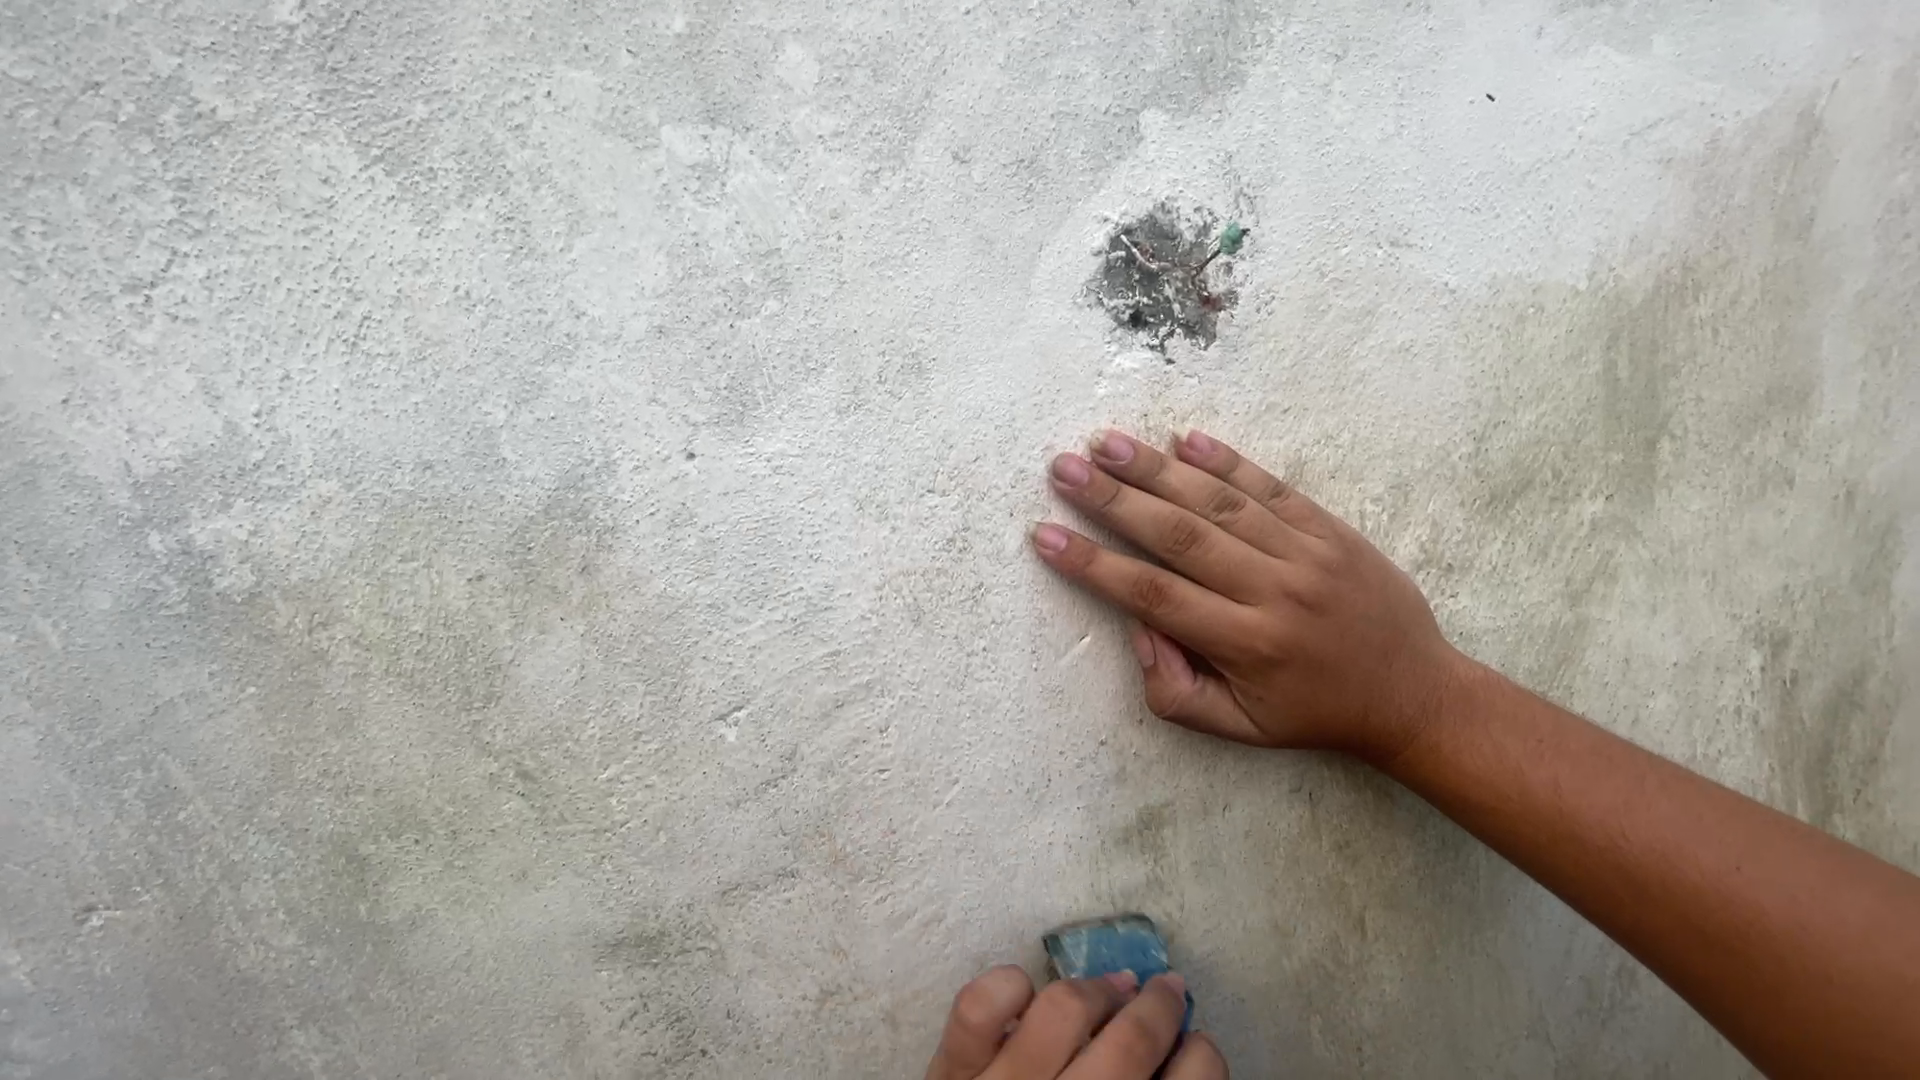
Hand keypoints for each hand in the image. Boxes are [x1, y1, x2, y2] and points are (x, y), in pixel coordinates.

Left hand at [923, 966, 1225, 1079]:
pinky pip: (979, 1007)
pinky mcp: (953, 1071)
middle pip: (1130, 1042)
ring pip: (1063, 1009)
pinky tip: (1029, 993)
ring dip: (1097, 989)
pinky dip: (1007, 985)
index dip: (1202, 1060)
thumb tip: (1175, 1066)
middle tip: (1169, 992)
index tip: (1198, 1045)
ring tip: (1114, 986)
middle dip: (1161, 1007)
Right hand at [1031, 430, 1469, 764]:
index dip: (1093, 565)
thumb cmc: (1315, 713)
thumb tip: (1139, 629)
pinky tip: (1185, 439)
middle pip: (1179, 536)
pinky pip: (1272, 487)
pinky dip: (1227, 461)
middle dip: (1113, 499)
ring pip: (1220, 502)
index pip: (1152, 595)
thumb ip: (1175, 691)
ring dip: (1158, 470)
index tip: (1045, 536)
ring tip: (1108, 443)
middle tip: (1064, 468)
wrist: (1415, 693)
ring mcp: (1305, 553)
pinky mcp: (1330, 529)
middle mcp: (1273, 591)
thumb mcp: (1239, 729)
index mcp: (1246, 644)